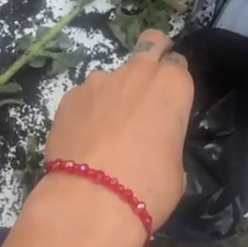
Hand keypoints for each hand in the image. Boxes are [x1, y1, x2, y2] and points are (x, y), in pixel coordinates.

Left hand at [27, 30, 192, 246]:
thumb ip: (167, 141)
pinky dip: (87, 112)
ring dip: (114, 95)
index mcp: (171, 87)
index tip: (170, 103)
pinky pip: (85, 98)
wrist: (90, 202)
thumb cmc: (147, 188)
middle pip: (150, 43)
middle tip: (146, 92)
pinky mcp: (69, 97)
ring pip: (112, 76)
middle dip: (151, 57)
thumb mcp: (176, 169)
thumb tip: (155, 145)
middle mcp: (136, 73)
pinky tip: (84, 142)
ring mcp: (98, 81)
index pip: (178, 64)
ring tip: (106, 133)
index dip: (174, 82)